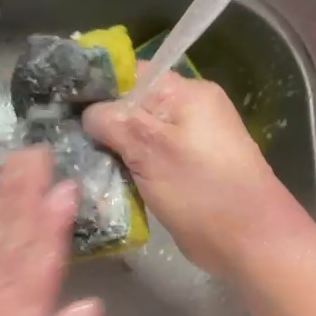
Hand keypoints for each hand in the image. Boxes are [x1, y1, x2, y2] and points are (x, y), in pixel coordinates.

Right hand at [83, 67, 280, 276]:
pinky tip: (106, 180)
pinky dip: (127, 168)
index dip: (97, 87)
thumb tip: (87, 113)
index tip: (65, 107)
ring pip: (136, 135)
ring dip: (112, 149)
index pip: (131, 73)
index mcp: (186, 93)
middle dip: (101, 123)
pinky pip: (146, 158)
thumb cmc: (201, 189)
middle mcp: (188, 110)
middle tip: (68, 141)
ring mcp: (188, 142)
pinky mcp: (184, 170)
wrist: (250, 242)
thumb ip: (112, 121)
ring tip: (82, 162)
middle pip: (131, 105)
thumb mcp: (149, 148)